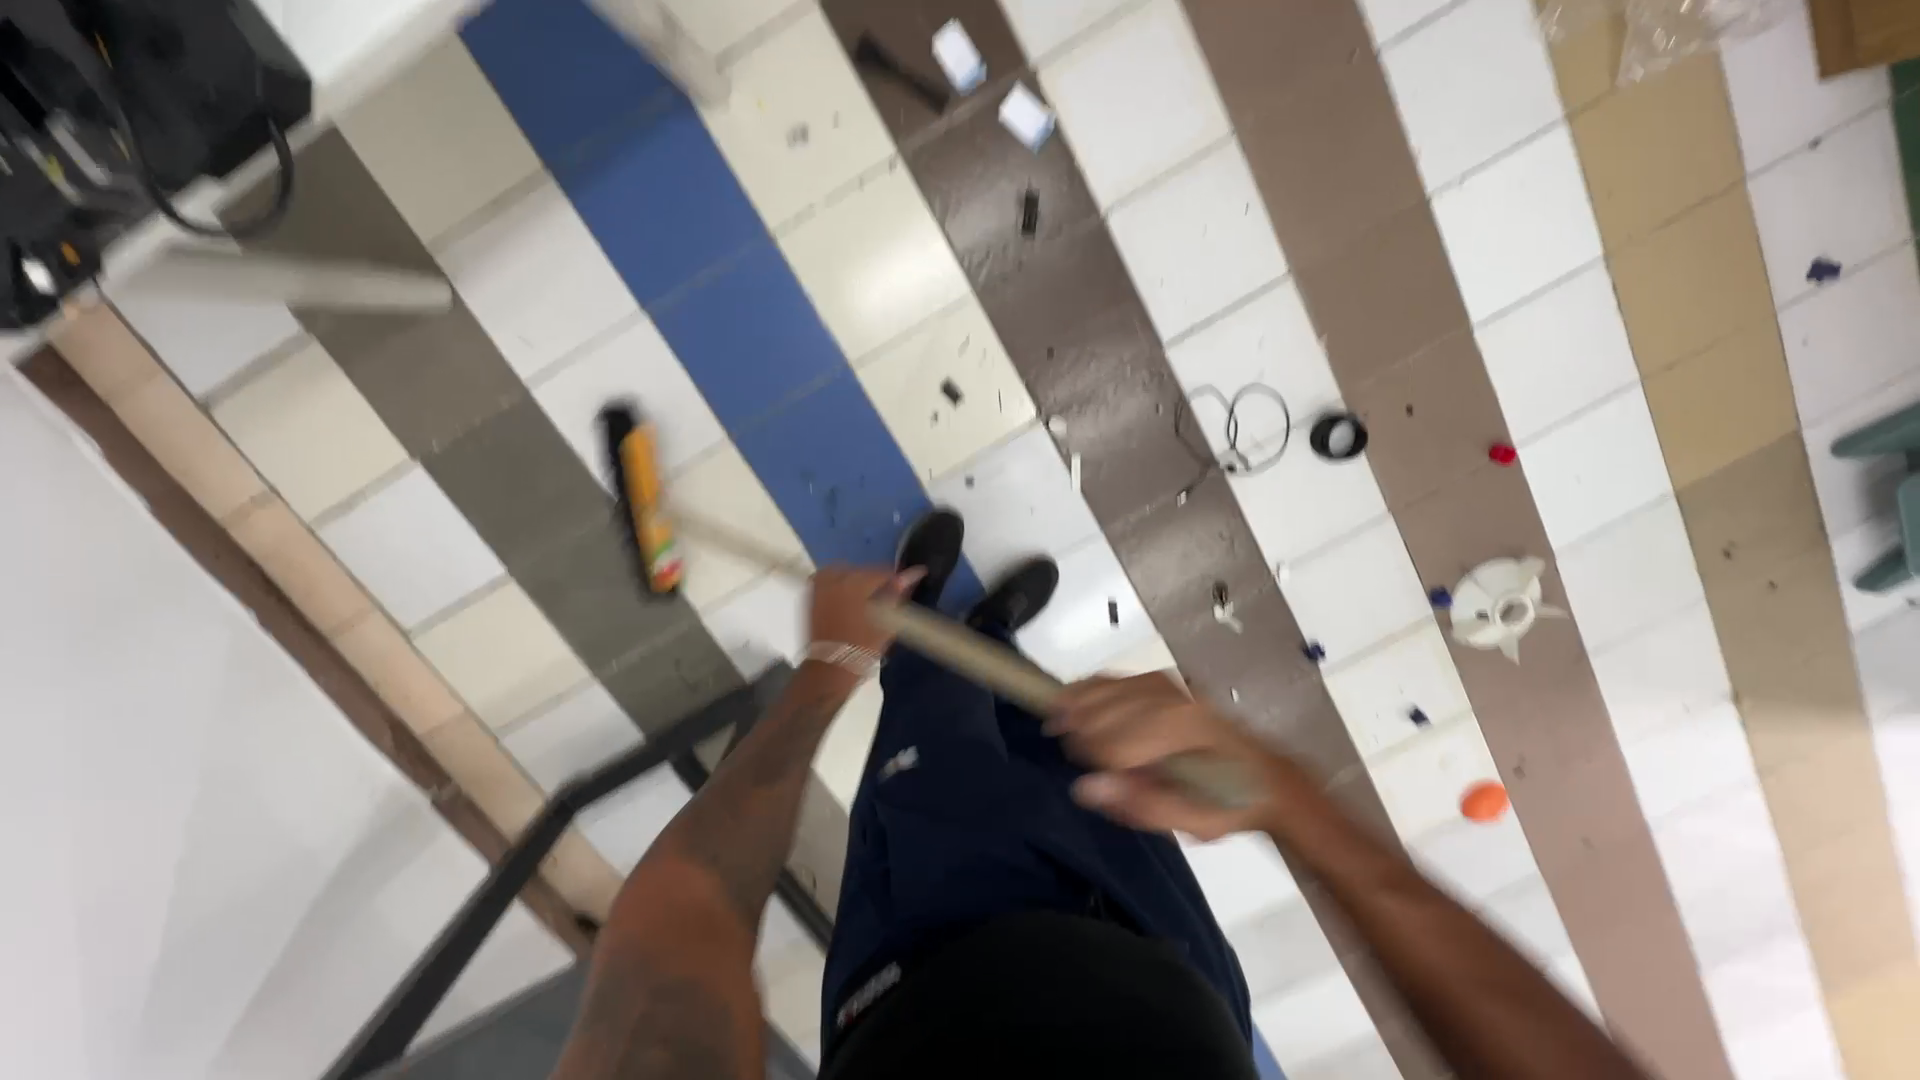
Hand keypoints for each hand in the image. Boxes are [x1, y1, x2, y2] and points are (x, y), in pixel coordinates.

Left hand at [807, 564, 924, 653]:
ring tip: (861, 593)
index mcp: (857, 584)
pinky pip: (823, 579)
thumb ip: (896, 595)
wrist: (831, 667)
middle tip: (882, 593)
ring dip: (852, 578)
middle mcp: (836, 580)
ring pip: (840, 571)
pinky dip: (834, 582)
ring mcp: (820, 587)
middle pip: (860, 570)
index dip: (895, 578)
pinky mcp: (810, 597)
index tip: (904, 583)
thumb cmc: (863, 647)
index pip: (880, 572)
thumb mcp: (886, 622)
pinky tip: (843, 594)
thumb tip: (908, 577)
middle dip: (872, 579)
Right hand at [1049, 672, 1287, 839]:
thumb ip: (1140, 805)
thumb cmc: (1227, 803)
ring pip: (1107, 688)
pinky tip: (1075, 695)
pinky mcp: (1165, 683)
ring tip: (1056, 719)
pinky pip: (1116, 678)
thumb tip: (1087, 786)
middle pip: (1107, 709)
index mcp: (1182, 737)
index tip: (1084, 772)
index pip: (1117, 742)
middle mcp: (1173, 702)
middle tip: (1061, 744)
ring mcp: (1169, 688)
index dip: (1094, 759)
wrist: (1265, 777)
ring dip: (1078, 703)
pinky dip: (1091, 687)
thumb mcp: (1189, 822)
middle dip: (1080, 728)